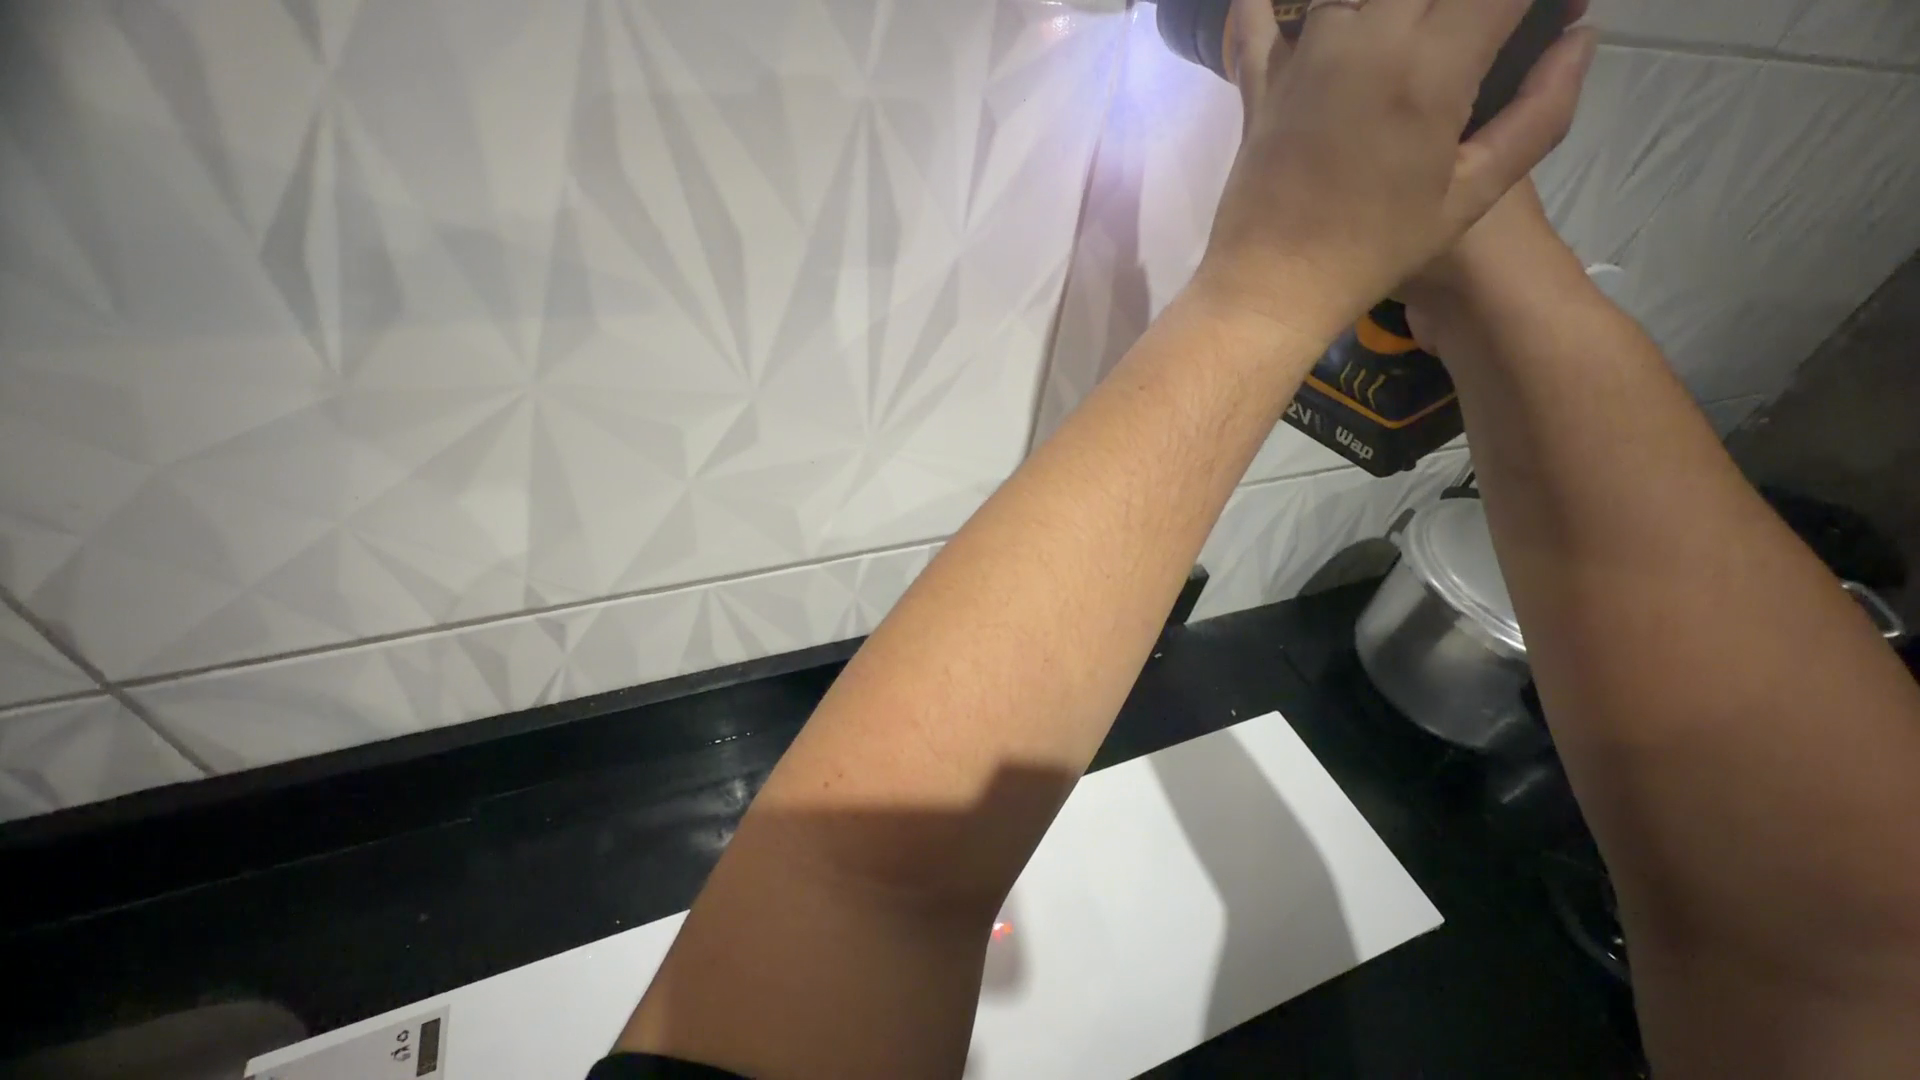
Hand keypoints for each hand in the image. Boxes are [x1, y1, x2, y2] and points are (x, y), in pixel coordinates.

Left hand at [1191, 0, 1595, 340]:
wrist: (1272, 286)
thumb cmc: (1374, 251)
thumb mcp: (1471, 195)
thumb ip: (1539, 113)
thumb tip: (1582, 37)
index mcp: (1433, 66)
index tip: (1538, 14)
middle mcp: (1367, 39)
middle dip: (1462, 1)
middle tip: (1470, 32)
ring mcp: (1306, 56)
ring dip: (1389, 4)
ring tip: (1405, 30)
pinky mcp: (1258, 83)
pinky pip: (1255, 18)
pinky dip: (1265, 4)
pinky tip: (1281, 2)